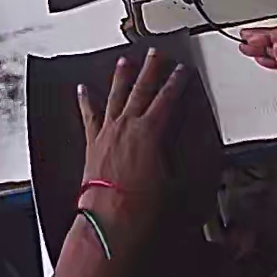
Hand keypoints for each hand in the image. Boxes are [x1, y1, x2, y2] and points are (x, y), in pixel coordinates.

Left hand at [75, 48, 187, 262]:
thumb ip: (180, 163)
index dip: (176, 82)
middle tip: (155, 53)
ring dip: (122, 77)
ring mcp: (108, 131)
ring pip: (116, 95)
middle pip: (141, 89)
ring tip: (125, 60)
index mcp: (150, 131)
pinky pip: (89, 115)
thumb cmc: (143, 208)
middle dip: (150, 69)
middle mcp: (128, 125)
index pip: (168, 99)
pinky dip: (86, 101)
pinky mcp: (93, 142)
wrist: (109, 224)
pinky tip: (83, 88)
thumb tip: (193, 161)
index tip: (181, 69)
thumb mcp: (175, 183)